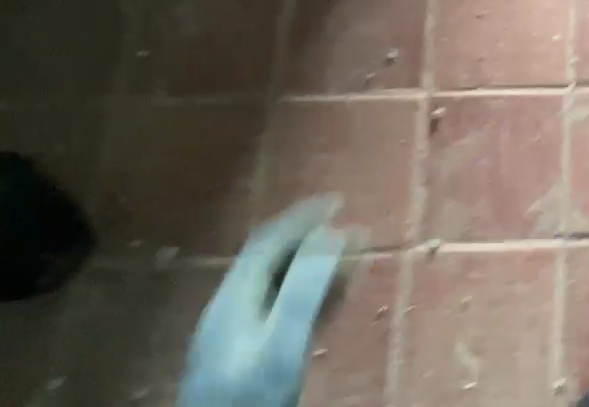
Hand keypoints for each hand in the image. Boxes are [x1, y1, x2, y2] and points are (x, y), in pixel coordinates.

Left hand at [177, 196, 350, 406]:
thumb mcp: (283, 343)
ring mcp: (239, 335)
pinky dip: (314, 294)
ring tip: (355, 257)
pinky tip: (337, 298)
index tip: (341, 201)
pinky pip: (285, 311)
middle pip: (274, 260)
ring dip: (318, 265)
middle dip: (315, 239)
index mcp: (233, 298)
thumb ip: (304, 288)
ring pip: (282, 284)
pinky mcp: (251, 357)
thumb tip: (332, 231)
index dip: (303, 216)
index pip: (268, 241)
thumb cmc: (253, 398)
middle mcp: (232, 309)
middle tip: (355, 228)